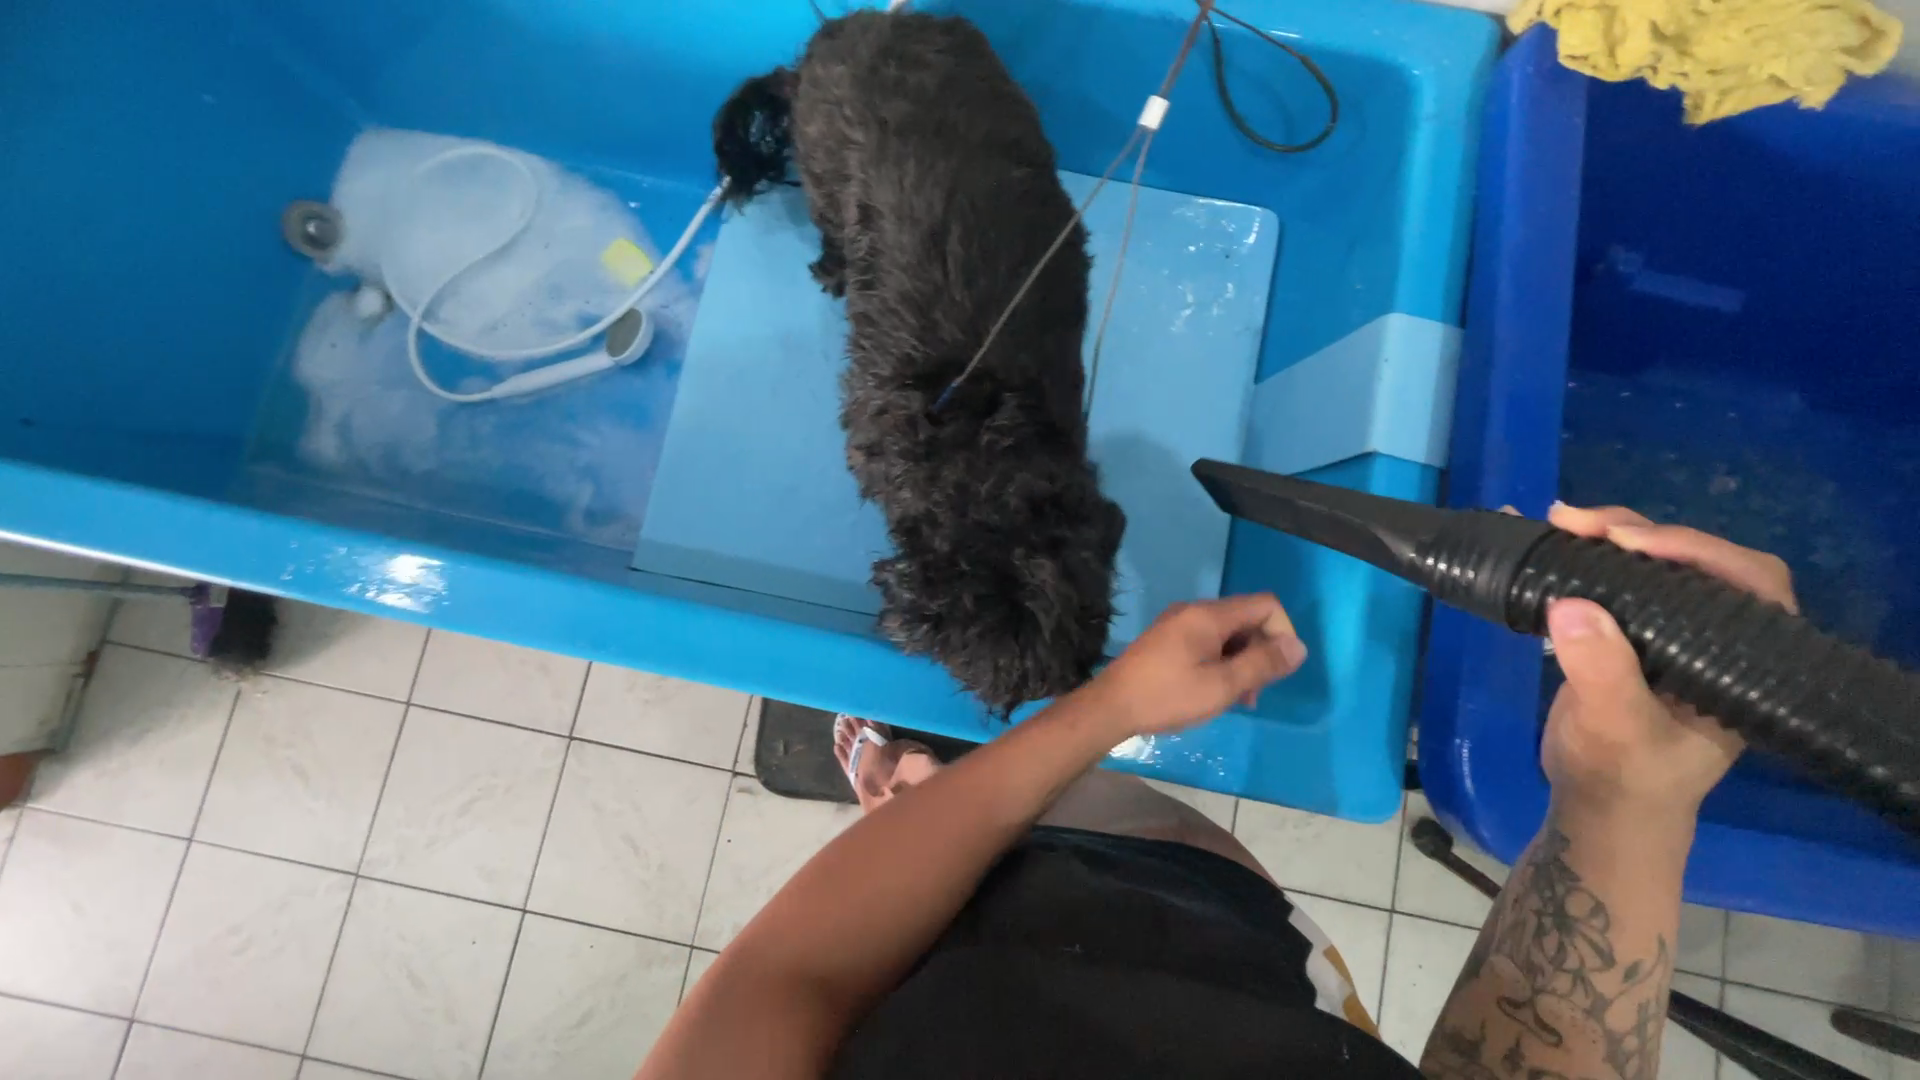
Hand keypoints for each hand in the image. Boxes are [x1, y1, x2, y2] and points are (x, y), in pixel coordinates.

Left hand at [1079, 594, 1307, 737]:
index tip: (1278, 669)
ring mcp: (1177, 625)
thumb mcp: (1222, 685)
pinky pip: (1208, 643)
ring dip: (1242, 662)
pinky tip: (1216, 692)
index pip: (1265, 605)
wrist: (1111, 706)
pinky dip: (1221, 663)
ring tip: (1238, 700)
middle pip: (1246, 619)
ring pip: (1228, 635)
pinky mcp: (1167, 640)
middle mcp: (1193, 611)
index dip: (1283, 632)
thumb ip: (1262, 664)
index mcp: (1208, 615)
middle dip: (1261, 651)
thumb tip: (1298, 647)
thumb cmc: (1168, 696)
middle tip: (1255, 692)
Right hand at [1541, 504, 1797, 821]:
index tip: (1626, 540)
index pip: (1745, 583)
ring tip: (1557, 522)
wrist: (1597, 805)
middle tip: (1574, 521)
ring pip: (1650, 566)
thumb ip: (1600, 671)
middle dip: (1638, 533)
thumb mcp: (1613, 728)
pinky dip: (1579, 558)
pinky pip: (1610, 583)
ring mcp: (1668, 634)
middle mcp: (1714, 638)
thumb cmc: (1622, 775)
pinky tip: (1547, 541)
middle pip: (1693, 563)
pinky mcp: (1624, 635)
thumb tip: (1570, 604)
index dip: (1693, 550)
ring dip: (1605, 539)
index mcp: (1742, 659)